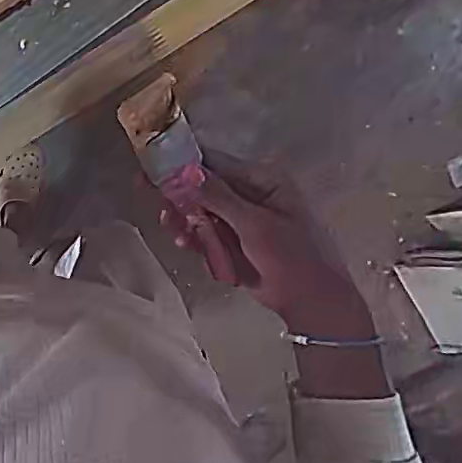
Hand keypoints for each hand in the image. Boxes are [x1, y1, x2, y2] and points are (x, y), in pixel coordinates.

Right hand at [160, 155, 374, 339]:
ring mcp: (236, 217)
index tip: (151, 169)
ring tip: (176, 234)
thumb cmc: (293, 257)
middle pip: (199, 186)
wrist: (310, 301)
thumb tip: (186, 170)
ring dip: (182, 220)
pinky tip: (185, 244)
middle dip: (177, 197)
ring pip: (196, 209)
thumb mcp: (255, 225)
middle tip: (160, 209)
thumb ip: (219, 198)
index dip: (180, 164)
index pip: (212, 161)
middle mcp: (246, 192)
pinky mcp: (229, 238)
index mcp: (261, 179)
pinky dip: (190, 236)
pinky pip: (201, 230)